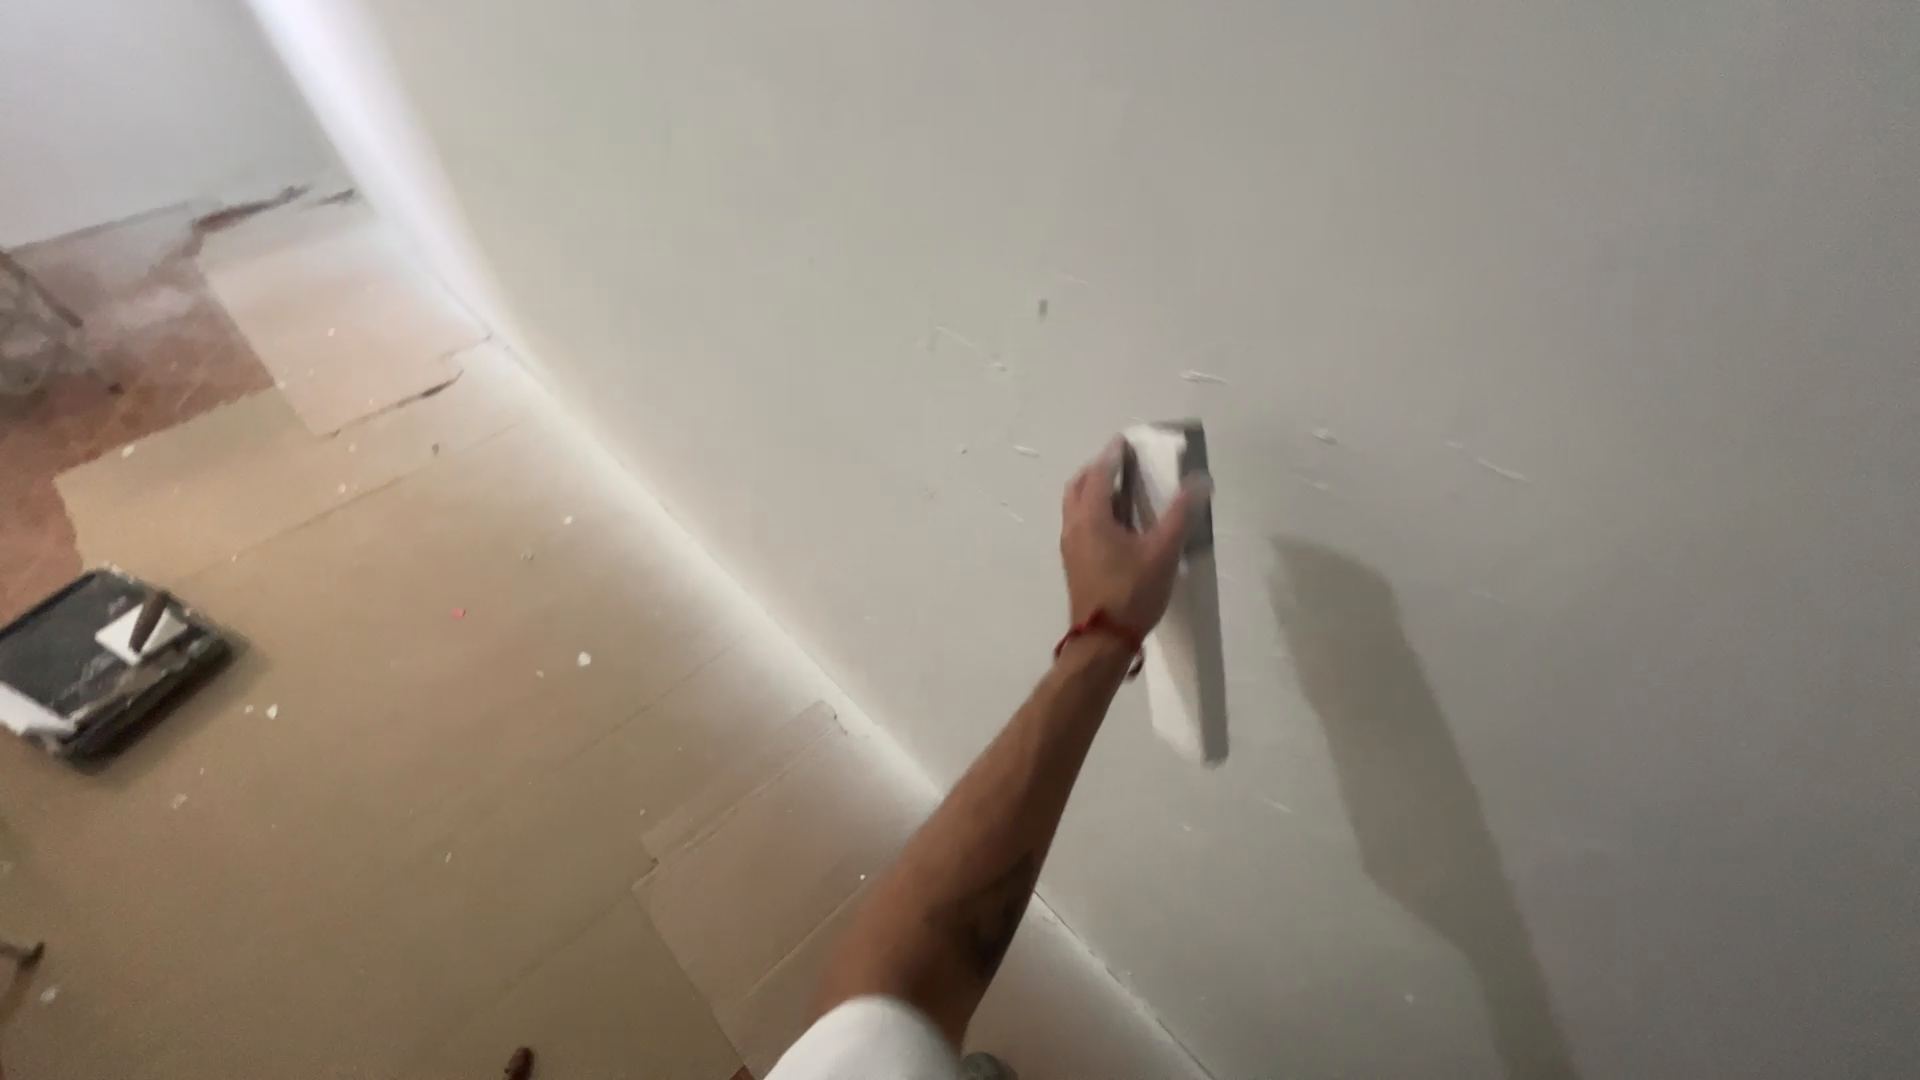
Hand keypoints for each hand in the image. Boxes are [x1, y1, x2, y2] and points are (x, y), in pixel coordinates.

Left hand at [1059, 436, 1207, 633]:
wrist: (1103, 640)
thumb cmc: (1132, 592)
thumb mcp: (1163, 552)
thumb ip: (1181, 514)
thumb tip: (1199, 482)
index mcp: (1091, 517)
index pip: (1100, 475)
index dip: (1112, 456)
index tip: (1123, 441)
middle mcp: (1074, 526)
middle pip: (1079, 486)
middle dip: (1097, 469)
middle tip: (1119, 462)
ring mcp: (1070, 546)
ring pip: (1074, 506)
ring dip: (1091, 490)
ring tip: (1118, 489)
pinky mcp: (1074, 563)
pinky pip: (1078, 523)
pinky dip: (1091, 510)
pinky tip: (1114, 523)